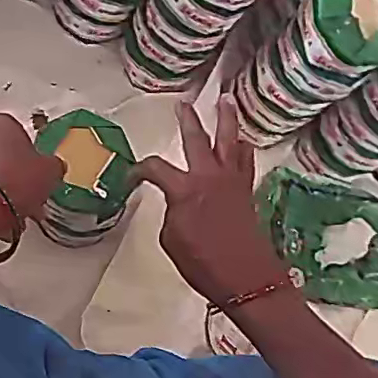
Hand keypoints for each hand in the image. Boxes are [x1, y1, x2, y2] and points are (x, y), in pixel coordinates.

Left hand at [0, 113, 65, 241]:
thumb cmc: (13, 180)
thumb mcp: (50, 172)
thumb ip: (53, 166)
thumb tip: (53, 168)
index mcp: (3, 121)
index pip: (23, 135)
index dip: (34, 159)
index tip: (39, 176)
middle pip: (3, 154)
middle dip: (16, 175)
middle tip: (29, 195)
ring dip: (1, 190)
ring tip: (14, 212)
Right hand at [134, 98, 291, 305]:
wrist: (245, 277)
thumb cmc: (202, 263)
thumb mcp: (171, 239)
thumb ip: (172, 213)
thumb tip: (178, 203)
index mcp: (184, 189)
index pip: (155, 168)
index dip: (139, 170)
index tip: (131, 177)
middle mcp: (208, 176)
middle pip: (196, 139)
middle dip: (187, 120)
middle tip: (183, 104)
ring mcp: (231, 181)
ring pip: (229, 140)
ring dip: (226, 119)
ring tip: (225, 101)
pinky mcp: (246, 190)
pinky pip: (245, 160)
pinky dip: (243, 147)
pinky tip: (242, 141)